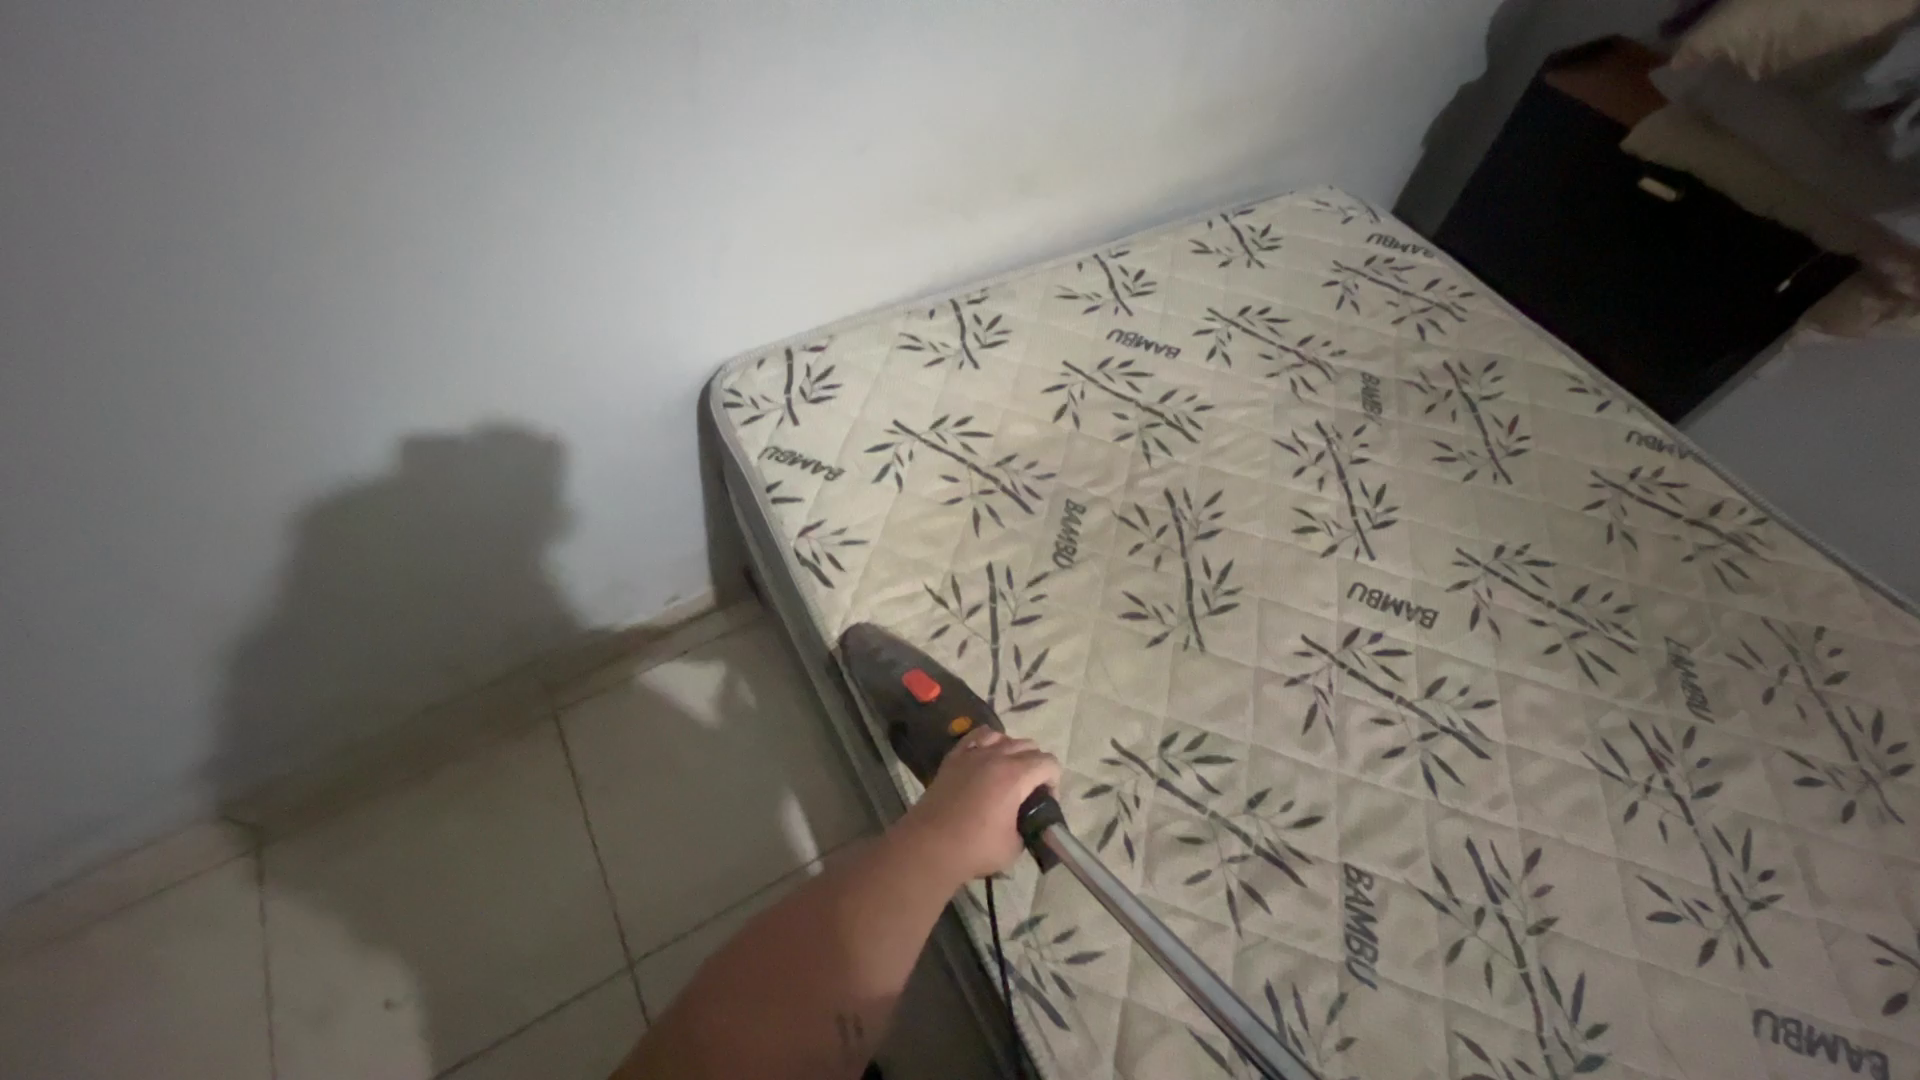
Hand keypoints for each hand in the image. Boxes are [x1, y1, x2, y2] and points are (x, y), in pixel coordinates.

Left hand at [893, 728, 1060, 885]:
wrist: (929, 845)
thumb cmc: (974, 848)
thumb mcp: (1014, 846)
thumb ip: (1027, 826)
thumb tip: (1024, 822)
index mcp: (1015, 775)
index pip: (1048, 762)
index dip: (1054, 781)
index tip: (1045, 802)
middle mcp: (996, 756)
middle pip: (1028, 745)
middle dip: (1036, 765)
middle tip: (1029, 792)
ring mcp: (972, 754)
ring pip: (1002, 736)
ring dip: (1012, 751)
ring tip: (1008, 773)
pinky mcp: (953, 758)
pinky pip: (975, 736)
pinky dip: (987, 742)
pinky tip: (986, 758)